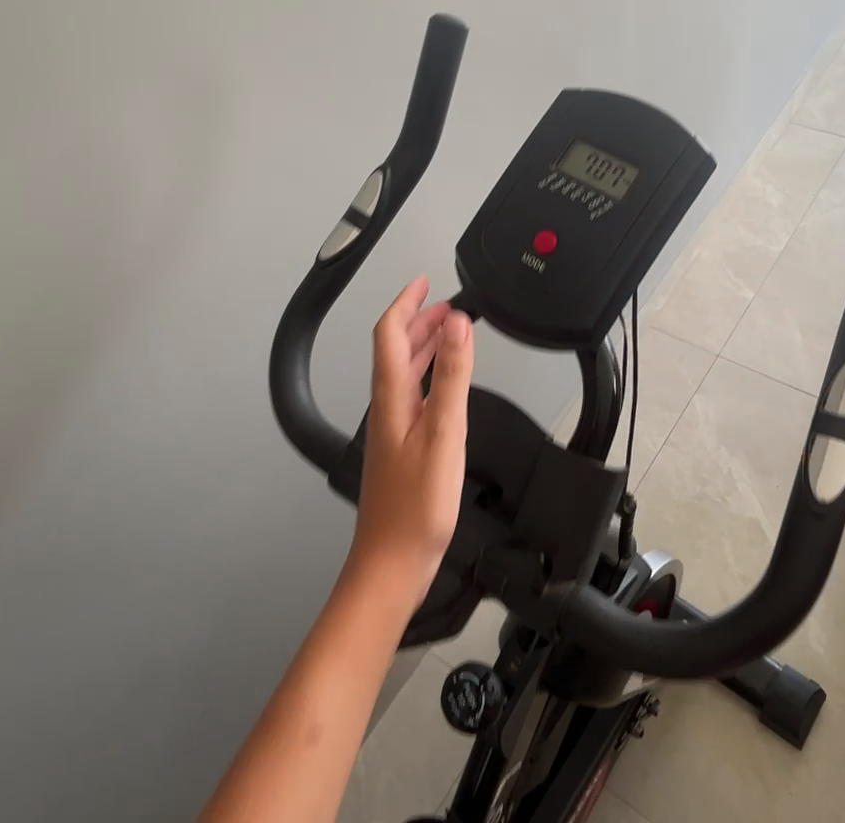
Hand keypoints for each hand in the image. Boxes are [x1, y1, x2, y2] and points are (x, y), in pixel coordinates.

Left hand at [349, 276, 473, 603]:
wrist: (393, 562)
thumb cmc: (415, 510)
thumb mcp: (444, 433)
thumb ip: (452, 376)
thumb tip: (457, 326)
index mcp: (392, 398)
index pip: (389, 333)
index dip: (406, 302)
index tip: (425, 282)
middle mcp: (388, 409)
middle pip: (396, 350)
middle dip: (420, 320)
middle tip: (446, 305)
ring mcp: (394, 429)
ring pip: (405, 373)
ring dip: (425, 346)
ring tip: (449, 333)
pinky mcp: (403, 448)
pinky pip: (415, 396)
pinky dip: (431, 376)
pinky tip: (446, 385)